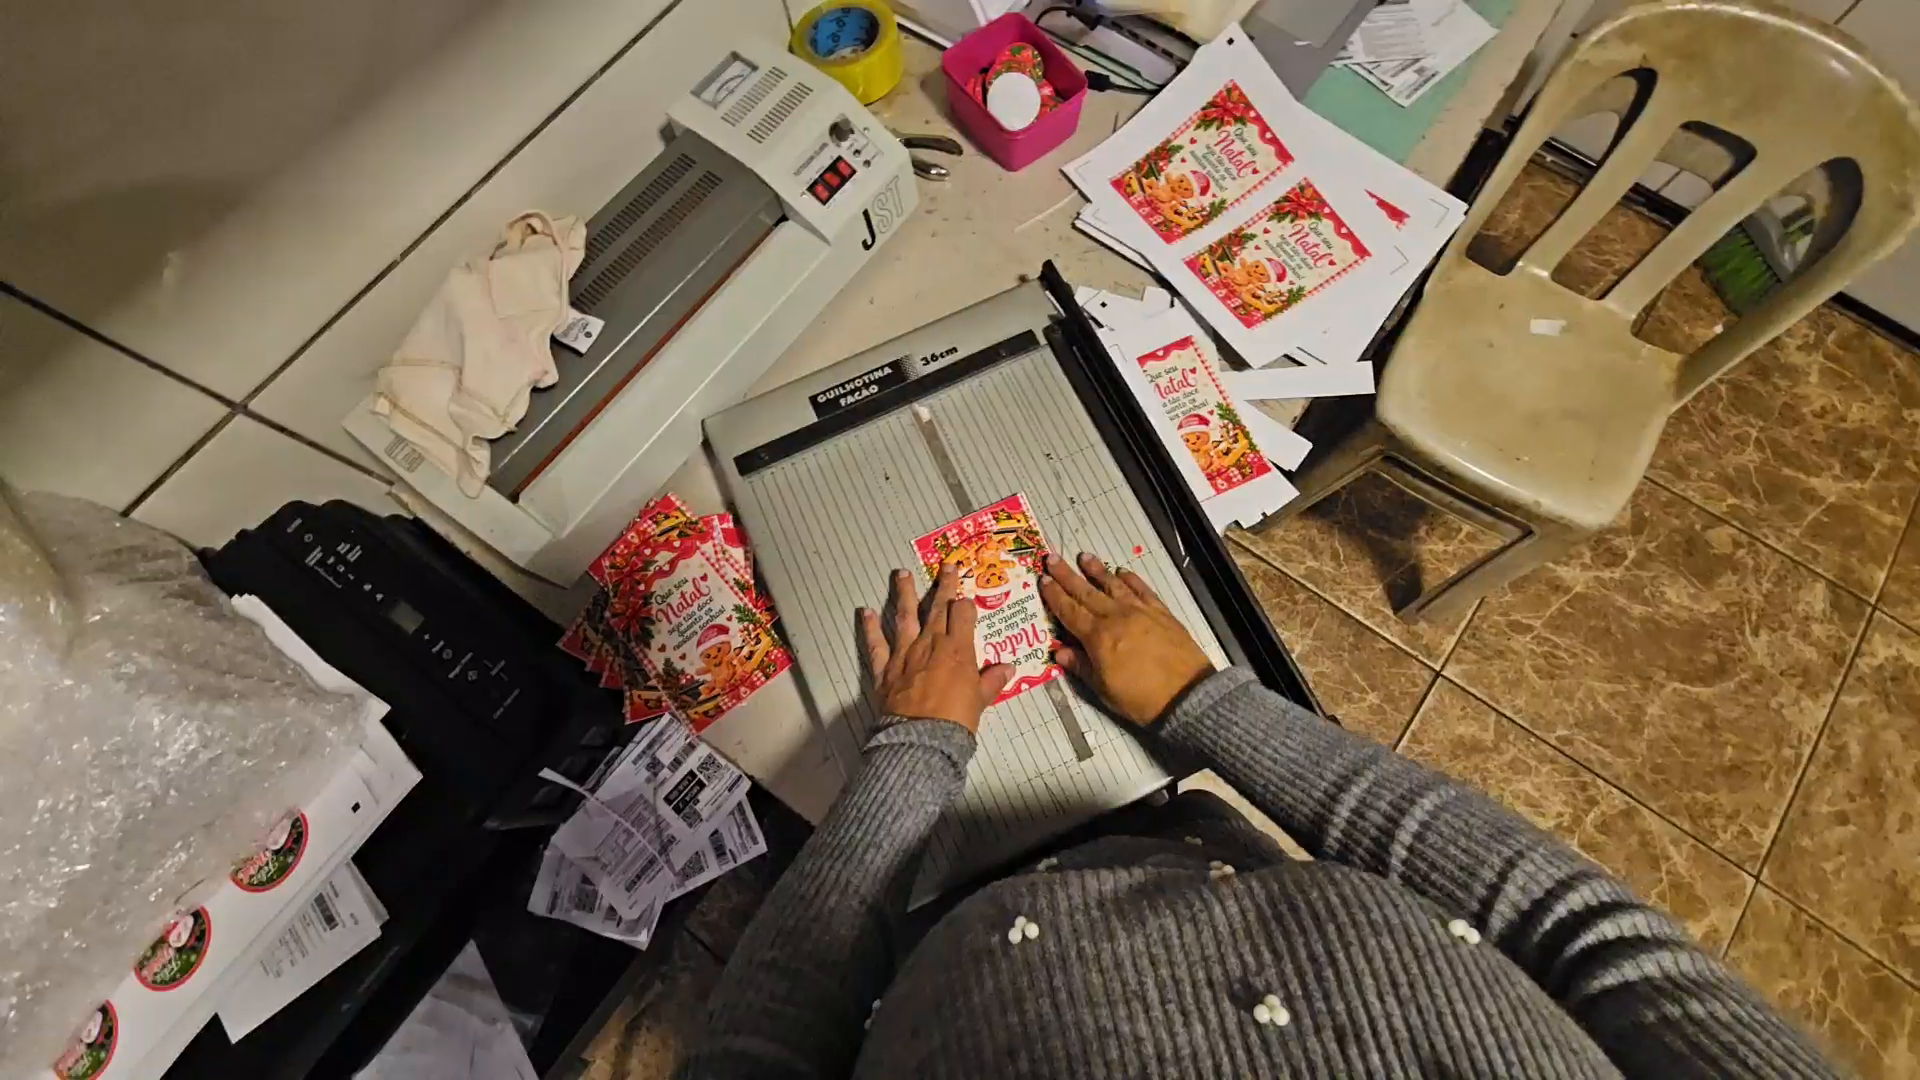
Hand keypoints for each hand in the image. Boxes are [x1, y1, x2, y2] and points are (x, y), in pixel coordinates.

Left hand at [860, 566, 1013, 733]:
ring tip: (901, 574)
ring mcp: (905, 653)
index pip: (963, 615)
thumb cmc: (956, 720)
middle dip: (944, 586)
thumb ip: (992, 681)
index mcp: (957, 648)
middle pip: (938, 607)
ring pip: (905, 616)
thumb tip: (1008, 668)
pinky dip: (870, 627)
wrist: (920, 739)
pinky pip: (876, 644)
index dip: (966, 605)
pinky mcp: (885, 668)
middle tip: (947, 566)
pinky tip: (865, 612)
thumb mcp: (980, 700)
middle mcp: (931, 643)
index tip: (967, 598)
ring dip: (904, 594)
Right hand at [1039, 553, 1213, 726]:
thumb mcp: (1103, 689)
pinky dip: (1130, 579)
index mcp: (1098, 637)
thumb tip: (1059, 651)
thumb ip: (1081, 666)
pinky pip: (1142, 589)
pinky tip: (1122, 571)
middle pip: (1086, 592)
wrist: (1187, 695)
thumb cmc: (1141, 699)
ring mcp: (1140, 611)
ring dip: (1097, 570)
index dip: (1054, 595)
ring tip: (1084, 557)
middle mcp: (1116, 617)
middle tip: (1052, 558)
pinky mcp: (1161, 612)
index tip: (1043, 580)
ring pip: (1113, 585)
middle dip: (1067, 575)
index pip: (1069, 611)